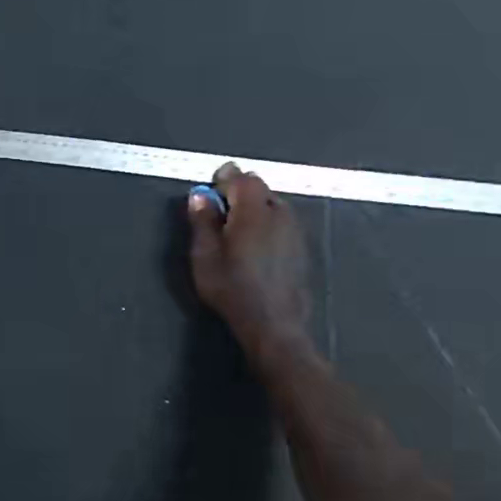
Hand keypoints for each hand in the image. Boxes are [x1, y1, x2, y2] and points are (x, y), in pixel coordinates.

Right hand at [186, 162, 313, 354]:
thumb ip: (202, 221)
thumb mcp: (204, 255)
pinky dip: (265, 222)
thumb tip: (199, 195)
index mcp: (254, 213)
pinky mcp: (301, 248)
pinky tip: (252, 241)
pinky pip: (281, 222)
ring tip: (233, 223)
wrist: (273, 323)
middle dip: (239, 190)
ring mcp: (295, 232)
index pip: (242, 180)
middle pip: (260, 189)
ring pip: (273, 205)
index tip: (210, 182)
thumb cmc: (231, 288)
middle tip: (217, 204)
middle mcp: (280, 216)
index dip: (225, 176)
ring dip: (253, 206)